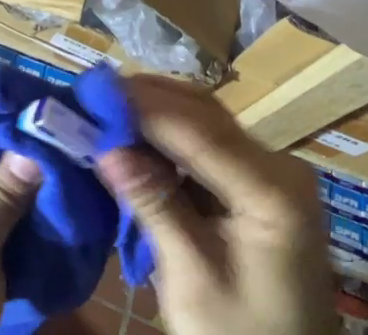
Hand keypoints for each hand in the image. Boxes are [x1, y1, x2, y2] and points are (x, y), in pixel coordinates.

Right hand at [96, 75, 329, 334]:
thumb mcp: (192, 277)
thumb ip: (153, 205)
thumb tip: (105, 147)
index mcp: (272, 191)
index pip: (196, 129)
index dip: (140, 105)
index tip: (91, 90)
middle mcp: (278, 168)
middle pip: (203, 113)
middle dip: (144, 99)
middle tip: (89, 93)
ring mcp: (270, 174)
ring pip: (202, 122)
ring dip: (152, 113)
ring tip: (101, 108)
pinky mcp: (256, 186)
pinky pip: (206, 144)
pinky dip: (166, 137)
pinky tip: (130, 135)